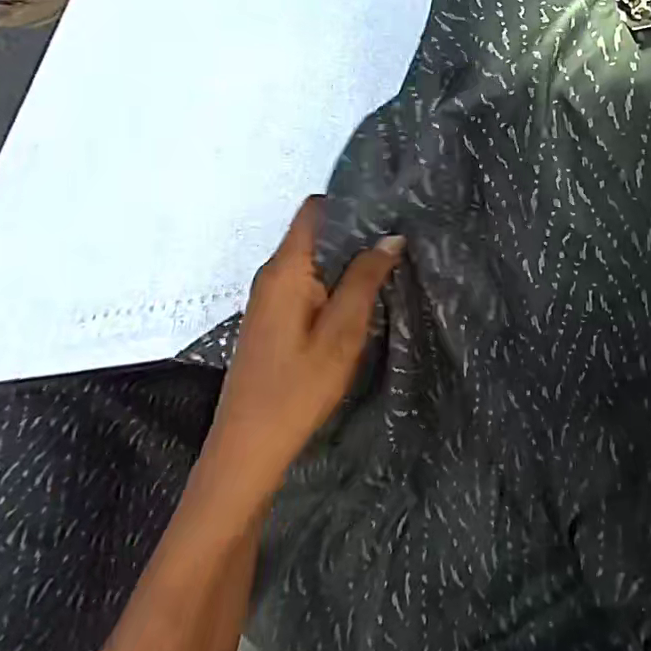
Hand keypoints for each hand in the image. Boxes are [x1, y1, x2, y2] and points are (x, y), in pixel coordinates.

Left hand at [202, 196, 403, 496]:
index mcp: (285, 270)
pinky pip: (309, 281)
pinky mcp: (274, 318)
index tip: (391, 207)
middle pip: (316, 232)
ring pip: (315, 258)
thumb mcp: (342, 331)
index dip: (350, 202)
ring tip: (391, 261)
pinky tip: (364, 294)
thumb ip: (365, 279)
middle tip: (402, 236)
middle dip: (357, 230)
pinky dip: (337, 279)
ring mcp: (270, 298)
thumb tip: (390, 236)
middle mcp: (272, 275)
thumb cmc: (298, 387)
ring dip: (349, 258)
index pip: (314, 210)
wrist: (248, 448)